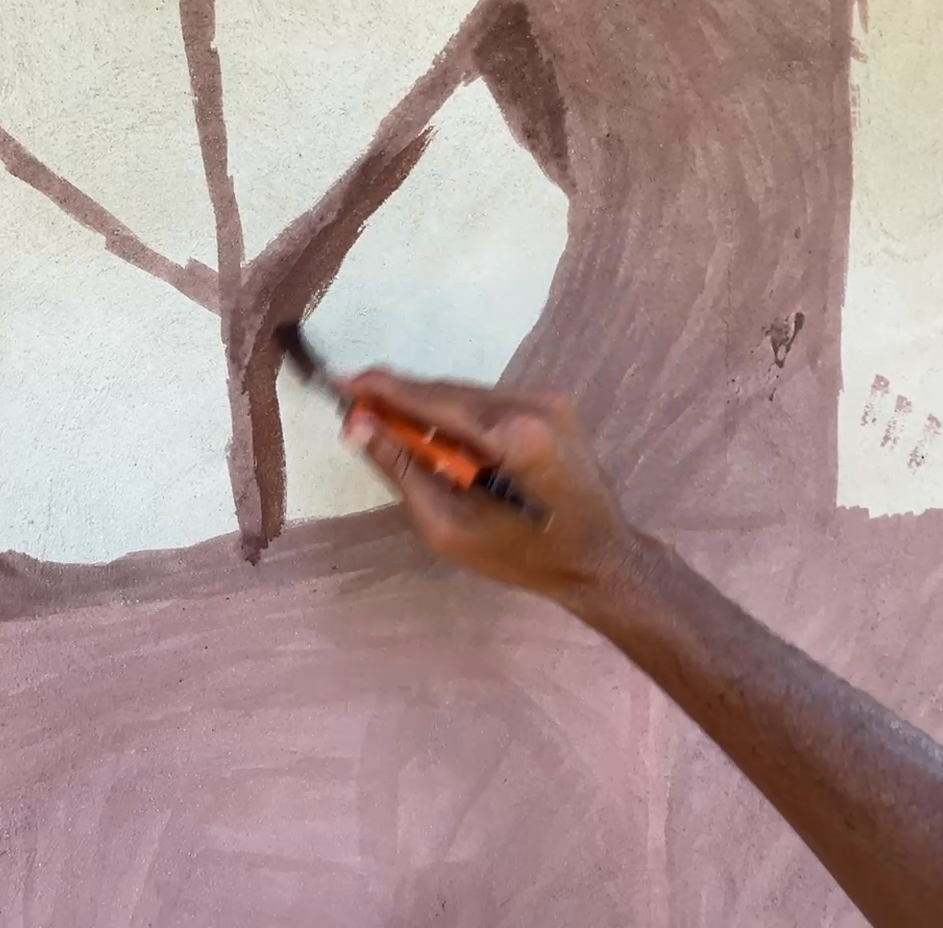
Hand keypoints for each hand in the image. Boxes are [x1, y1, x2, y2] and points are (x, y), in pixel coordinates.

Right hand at [342, 370, 643, 606]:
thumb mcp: (448, 527)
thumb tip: (358, 426)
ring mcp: (546, 398)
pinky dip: (452, 416)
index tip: (339, 382)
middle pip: (444, 392)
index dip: (381, 389)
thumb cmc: (523, 557)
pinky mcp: (549, 402)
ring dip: (424, 410)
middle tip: (355, 416)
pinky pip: (482, 401)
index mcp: (514, 436)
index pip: (430, 400)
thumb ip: (402, 469)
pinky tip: (439, 442)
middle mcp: (532, 403)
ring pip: (462, 394)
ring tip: (392, 432)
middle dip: (396, 400)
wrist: (602, 560)